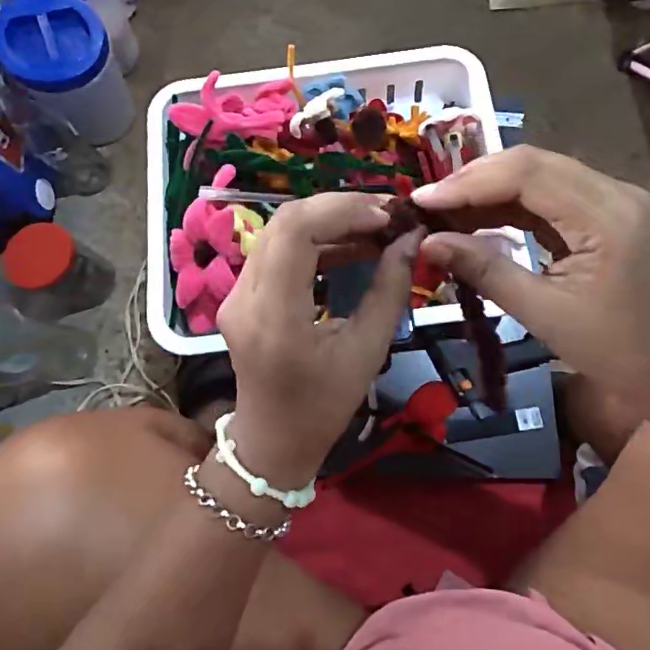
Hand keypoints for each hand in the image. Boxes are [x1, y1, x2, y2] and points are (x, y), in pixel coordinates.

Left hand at [216, 193, 420, 487]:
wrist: (274, 440)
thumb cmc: (324, 406)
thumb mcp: (368, 350)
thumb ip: (390, 289)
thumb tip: (412, 239)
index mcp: (274, 316)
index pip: (296, 232)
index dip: (343, 212)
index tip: (387, 218)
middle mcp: (245, 297)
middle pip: (286, 221)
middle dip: (340, 209)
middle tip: (388, 215)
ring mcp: (236, 294)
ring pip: (280, 230)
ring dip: (329, 221)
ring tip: (376, 227)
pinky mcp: (241, 294)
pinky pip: (277, 250)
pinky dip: (316, 240)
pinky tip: (352, 244)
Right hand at [414, 146, 649, 403]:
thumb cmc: (607, 349)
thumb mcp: (540, 312)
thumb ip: (484, 270)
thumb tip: (427, 242)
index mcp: (608, 217)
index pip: (529, 175)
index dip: (470, 183)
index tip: (424, 200)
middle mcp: (615, 192)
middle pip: (532, 163)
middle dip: (475, 180)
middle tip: (429, 205)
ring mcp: (613, 196)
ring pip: (538, 172)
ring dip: (489, 189)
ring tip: (444, 212)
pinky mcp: (604, 208)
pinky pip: (549, 192)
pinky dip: (510, 202)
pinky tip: (477, 217)